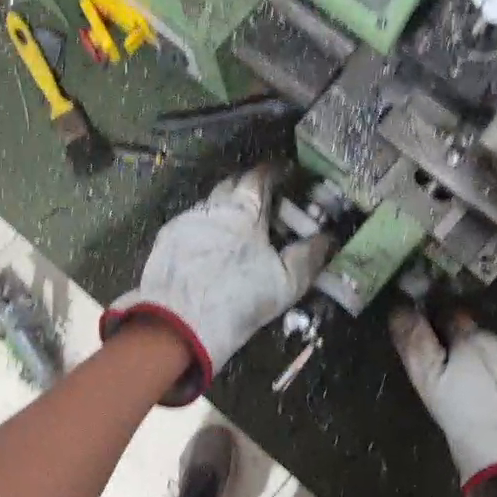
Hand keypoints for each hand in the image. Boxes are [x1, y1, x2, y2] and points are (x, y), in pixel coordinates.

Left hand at [103, 166, 332, 405]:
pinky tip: (211, 250)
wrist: (178, 324)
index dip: (274, 172)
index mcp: (244, 209)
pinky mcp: (167, 239)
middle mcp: (212, 206)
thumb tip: (329, 239)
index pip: (260, 176)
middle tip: (263, 202)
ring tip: (237, 230)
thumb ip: (309, 256)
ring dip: (226, 211)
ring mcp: (186, 221)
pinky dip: (206, 230)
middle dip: (248, 187)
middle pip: (232, 185)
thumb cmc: (239, 301)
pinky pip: (192, 225)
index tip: (284, 173)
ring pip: (210, 205)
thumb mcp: (286, 283)